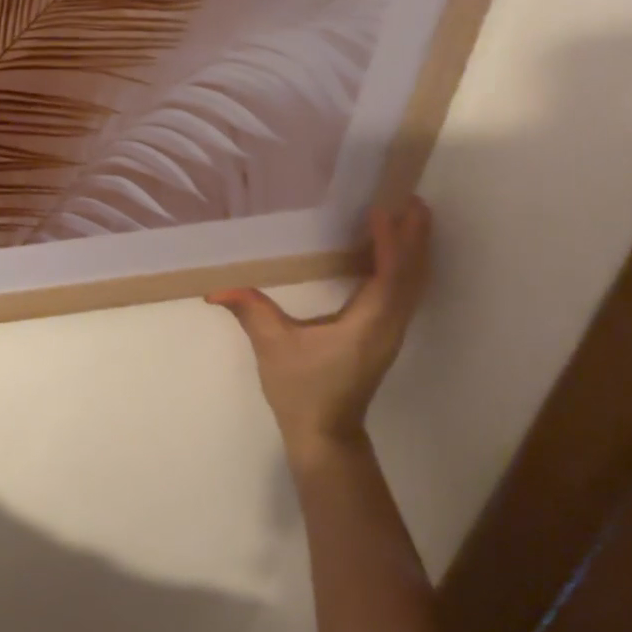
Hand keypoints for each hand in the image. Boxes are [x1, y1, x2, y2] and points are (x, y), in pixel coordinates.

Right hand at [209, 198, 433, 467]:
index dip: (390, 240)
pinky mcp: (384, 337)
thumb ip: (250, 311)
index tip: (384, 208)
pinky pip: (406, 294)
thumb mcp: (272, 347)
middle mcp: (391, 323)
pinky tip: (394, 260)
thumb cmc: (302, 389)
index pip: (390, 273)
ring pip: (415, 284)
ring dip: (416, 251)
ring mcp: (392, 332)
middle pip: (414, 273)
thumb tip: (216, 287)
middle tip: (410, 199)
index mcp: (370, 322)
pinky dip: (406, 269)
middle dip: (415, 236)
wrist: (325, 431)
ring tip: (411, 219)